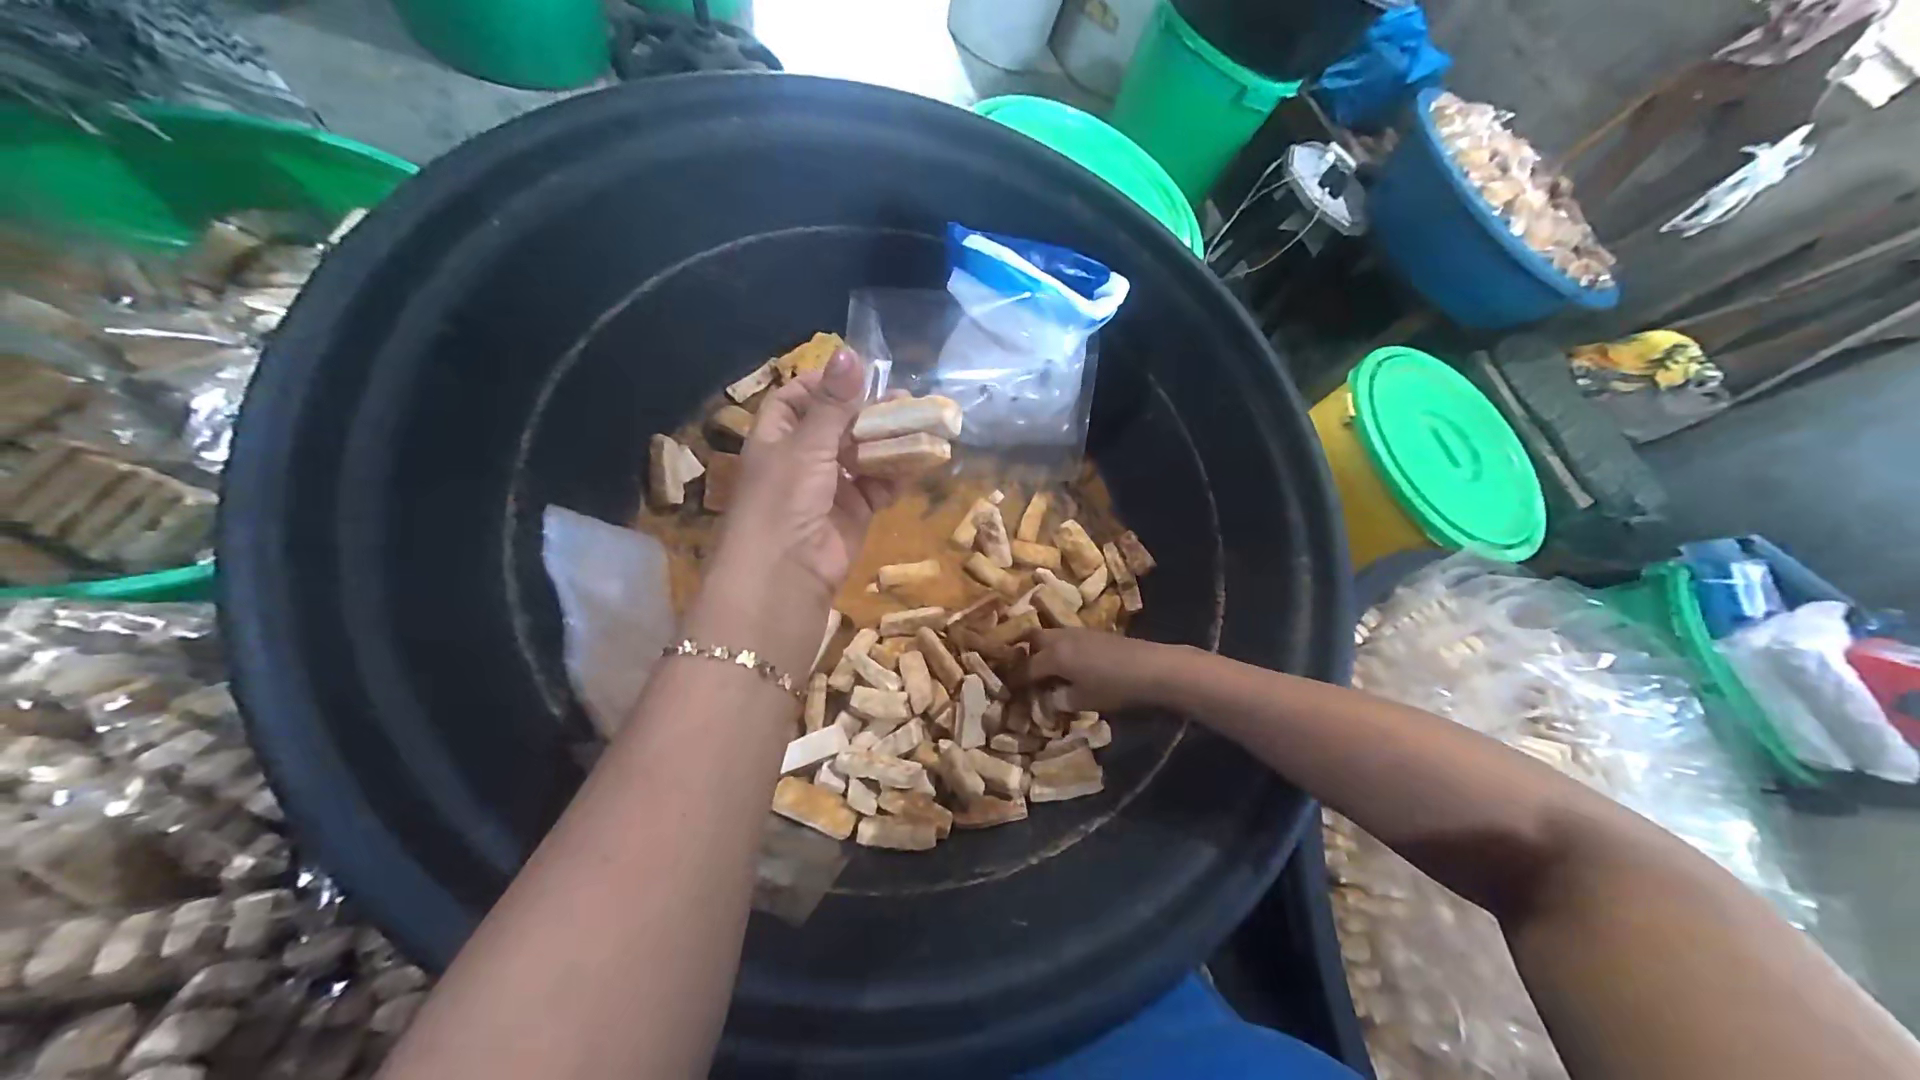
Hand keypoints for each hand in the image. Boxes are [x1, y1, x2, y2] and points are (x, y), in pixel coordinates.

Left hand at [712, 347, 896, 597]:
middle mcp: (800, 460)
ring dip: (888, 441)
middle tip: (904, 398)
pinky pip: (878, 485)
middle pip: (837, 426)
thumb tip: (850, 350)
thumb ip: (834, 404)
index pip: (795, 400)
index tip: (856, 375)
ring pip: (862, 455)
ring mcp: (829, 488)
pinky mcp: (854, 513)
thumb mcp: (808, 446)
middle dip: (868, 412)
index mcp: (775, 439)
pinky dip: (896, 473)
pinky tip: (919, 459)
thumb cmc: (785, 499)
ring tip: (920, 423)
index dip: (822, 385)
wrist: (786, 574)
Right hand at [1023, 629, 1193, 713]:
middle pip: (1032, 639)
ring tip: (1042, 667)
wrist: (1151, 667)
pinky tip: (1065, 664)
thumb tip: (1047, 699)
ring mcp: (1077, 632)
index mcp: (1053, 656)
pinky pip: (1064, 638)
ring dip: (1041, 649)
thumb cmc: (1113, 687)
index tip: (1006, 689)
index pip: (1025, 668)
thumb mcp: (1082, 701)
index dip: (1014, 680)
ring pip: (1049, 636)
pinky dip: (1057, 648)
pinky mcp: (1092, 633)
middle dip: (1023, 653)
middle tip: (1021, 671)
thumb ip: (1058, 700)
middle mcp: (1060, 639)